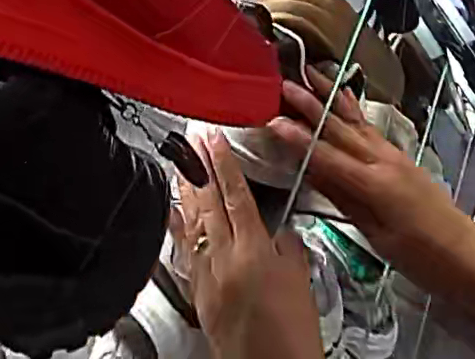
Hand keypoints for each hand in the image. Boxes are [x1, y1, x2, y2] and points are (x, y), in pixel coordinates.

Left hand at [174, 131, 324, 358]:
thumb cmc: (293, 336)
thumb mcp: (300, 280)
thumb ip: (288, 247)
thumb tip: (280, 233)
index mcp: (254, 249)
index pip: (235, 193)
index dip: (223, 162)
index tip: (213, 139)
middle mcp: (225, 258)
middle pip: (209, 201)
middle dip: (199, 167)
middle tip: (192, 142)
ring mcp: (208, 275)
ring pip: (194, 221)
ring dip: (187, 189)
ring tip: (181, 164)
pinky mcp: (200, 294)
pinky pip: (186, 250)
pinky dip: (179, 226)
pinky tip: (174, 211)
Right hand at [266, 72, 473, 278]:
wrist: (465, 253)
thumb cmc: (421, 256)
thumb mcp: (376, 236)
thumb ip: (342, 198)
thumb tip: (308, 171)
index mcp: (374, 185)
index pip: (328, 157)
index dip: (299, 140)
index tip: (274, 122)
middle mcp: (381, 160)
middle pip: (338, 128)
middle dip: (309, 105)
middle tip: (283, 85)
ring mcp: (390, 152)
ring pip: (352, 118)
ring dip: (328, 94)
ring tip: (308, 72)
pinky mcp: (395, 151)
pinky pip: (366, 123)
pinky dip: (349, 105)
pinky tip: (340, 91)